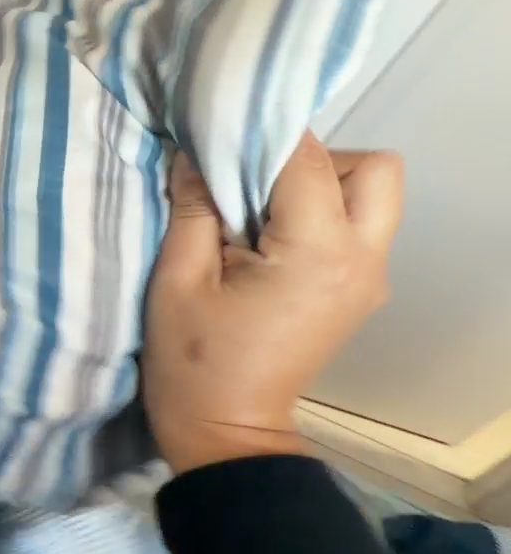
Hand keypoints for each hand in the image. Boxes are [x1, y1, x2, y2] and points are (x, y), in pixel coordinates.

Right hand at [142, 133, 403, 472]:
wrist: (224, 421)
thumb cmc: (191, 353)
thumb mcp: (177, 277)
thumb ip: (193, 211)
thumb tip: (194, 157)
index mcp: (318, 254)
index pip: (307, 165)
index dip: (263, 138)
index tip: (218, 132)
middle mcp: (364, 259)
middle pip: (376, 171)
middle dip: (314, 159)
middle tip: (247, 179)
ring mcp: (369, 277)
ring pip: (372, 196)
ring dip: (316, 186)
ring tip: (249, 211)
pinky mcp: (358, 290)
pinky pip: (354, 227)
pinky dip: (314, 214)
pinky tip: (260, 240)